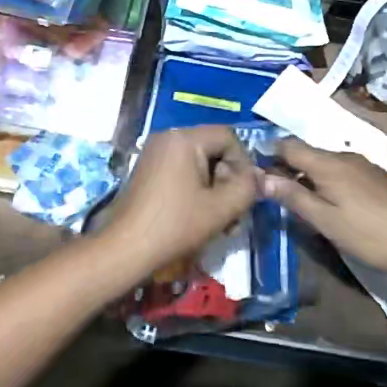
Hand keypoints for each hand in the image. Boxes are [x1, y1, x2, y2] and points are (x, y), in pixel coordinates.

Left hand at [98, 125, 260, 271]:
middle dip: (228, 179)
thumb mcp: (221, 208)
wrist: (125, 249)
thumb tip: (261, 177)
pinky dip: (196, 189)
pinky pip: (182, 171)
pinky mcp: (147, 170)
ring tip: (219, 220)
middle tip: (233, 212)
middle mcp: (167, 137)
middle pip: (213, 149)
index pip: (228, 137)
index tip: (245, 193)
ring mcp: (154, 153)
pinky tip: (199, 216)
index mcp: (184, 138)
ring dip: (214, 189)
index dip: (244, 163)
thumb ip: (248, 188)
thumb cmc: (175, 225)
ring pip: (199, 163)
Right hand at [261, 139, 386, 287]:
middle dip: (287, 166)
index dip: (268, 155)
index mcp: (328, 163)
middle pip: (306, 152)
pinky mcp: (378, 177)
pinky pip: (342, 170)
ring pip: (325, 162)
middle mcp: (345, 156)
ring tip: (299, 199)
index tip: (255, 174)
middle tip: (273, 192)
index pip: (287, 145)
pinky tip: (331, 202)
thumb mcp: (325, 220)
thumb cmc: (369, 234)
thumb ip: (292, 196)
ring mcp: (365, 165)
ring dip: (308, 175)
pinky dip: (328, 180)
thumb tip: (259, 176)